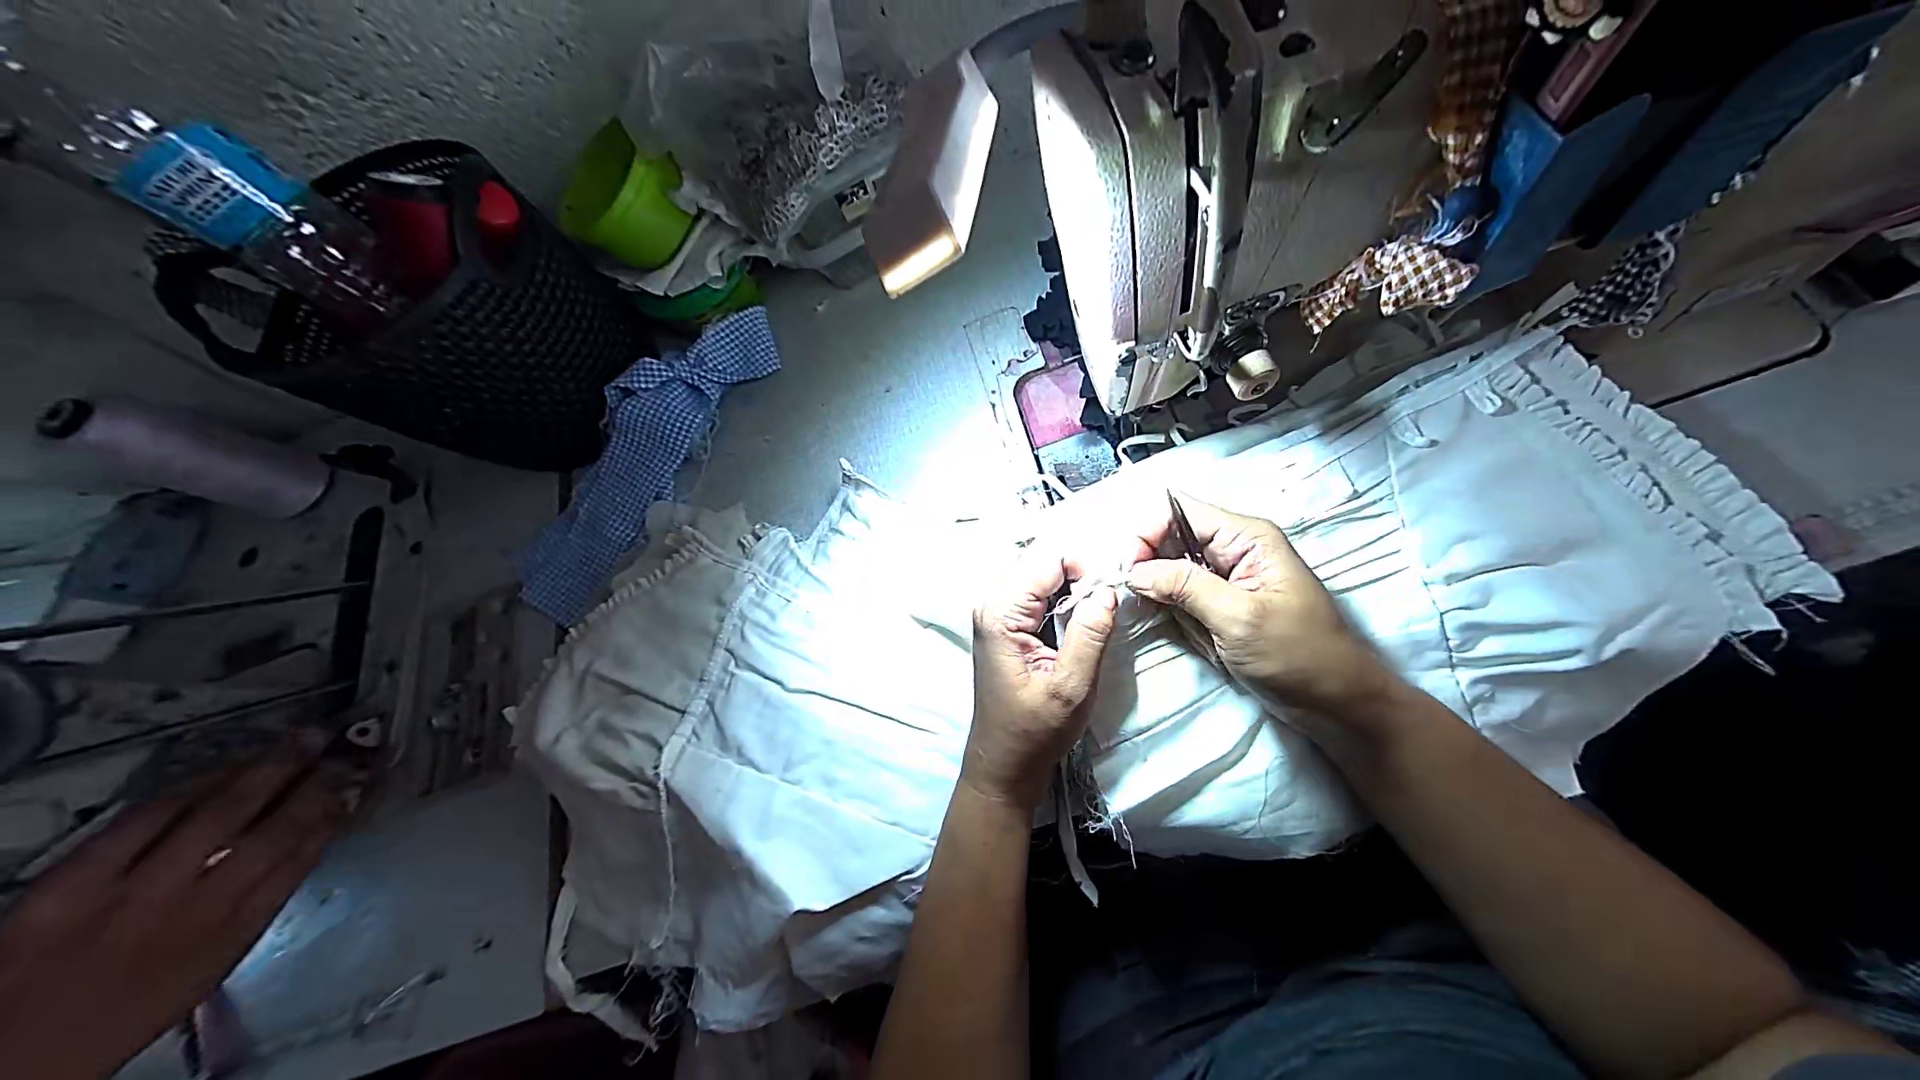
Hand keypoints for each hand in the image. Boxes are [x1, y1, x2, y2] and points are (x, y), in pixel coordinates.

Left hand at [0, 742, 359, 1079]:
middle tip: (342, 749)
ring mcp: (132, 894)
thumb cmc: (123, 1009)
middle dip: (315, 783)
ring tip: (302, 740)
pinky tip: (225, 766)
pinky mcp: (72, 883)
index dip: (334, 815)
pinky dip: (193, 786)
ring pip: (219, 814)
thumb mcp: (207, 967)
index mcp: (234, 934)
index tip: (358, 784)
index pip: (301, 858)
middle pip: (272, 830)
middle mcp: (195, 909)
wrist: (4, 1057)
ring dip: (268, 770)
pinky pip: (145, 819)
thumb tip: (307, 842)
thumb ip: (253, 905)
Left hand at [966, 551, 1118, 810]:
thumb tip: (1108, 591)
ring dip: (1072, 587)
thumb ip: (1090, 635)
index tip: (1108, 595)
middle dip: (1078, 574)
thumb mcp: (1071, 688)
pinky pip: (1037, 594)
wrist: (1006, 763)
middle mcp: (992, 605)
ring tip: (1094, 617)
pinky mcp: (1006, 625)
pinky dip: (1062, 600)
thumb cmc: (1034, 731)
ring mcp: (996, 613)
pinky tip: (1078, 624)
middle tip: (1103, 607)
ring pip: (1041, 575)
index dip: (1084, 568)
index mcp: (1000, 614)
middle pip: (1042, 562)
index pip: (1046, 560)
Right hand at [1124, 494, 1398, 721]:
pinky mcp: (1220, 604)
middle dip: (1153, 568)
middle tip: (1147, 601)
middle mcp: (1233, 549)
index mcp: (1245, 537)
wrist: (1335, 703)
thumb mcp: (1238, 618)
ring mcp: (1226, 577)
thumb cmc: (1297, 655)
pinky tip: (1187, 631)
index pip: (1178, 512)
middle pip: (1169, 538)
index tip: (1132, 573)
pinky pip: (1182, 596)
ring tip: (1177, 622)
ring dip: (1165, 595)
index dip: (1148, 534)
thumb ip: (1184, 586)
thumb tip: (1134, 571)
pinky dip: (1175, 611)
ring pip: (1171, 569)